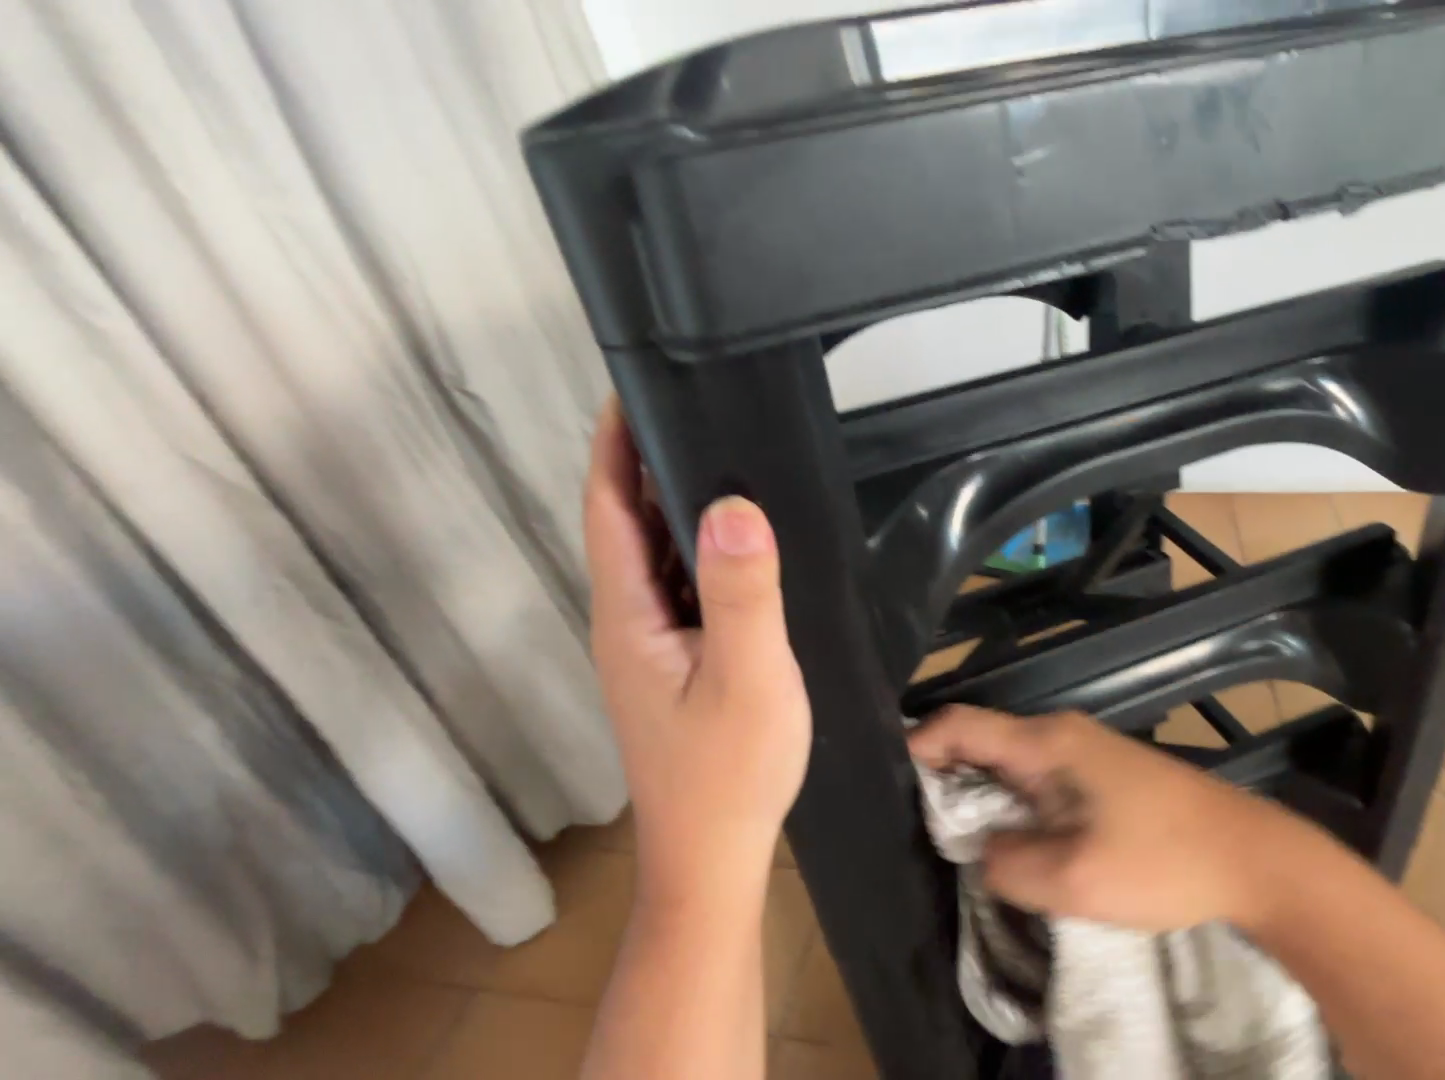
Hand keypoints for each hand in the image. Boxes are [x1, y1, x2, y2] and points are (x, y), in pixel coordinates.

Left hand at [584, 401, 811, 892]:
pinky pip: (681, 585)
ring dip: (676, 503)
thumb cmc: (728, 770)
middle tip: (700, 405)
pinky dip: (700, 548)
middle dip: (650, 462)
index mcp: (627, 614)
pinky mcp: (675, 663)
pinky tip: (741, 540)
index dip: (614, 446)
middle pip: (627, 524)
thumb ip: (742, 593)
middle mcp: (627, 621)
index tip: (635, 387)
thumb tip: (735, 504)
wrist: (713, 855)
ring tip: (725, 454)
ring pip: (655, 555)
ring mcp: (649, 645)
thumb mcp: (746, 677)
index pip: (607, 508)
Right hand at [908, 706, 1314, 930]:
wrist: (1251, 858)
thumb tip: (984, 850)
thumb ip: (1008, 864)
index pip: (960, 725)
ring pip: (1010, 764)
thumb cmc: (1162, 861)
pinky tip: (1013, 841)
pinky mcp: (1103, 775)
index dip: (918, 746)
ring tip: (957, 841)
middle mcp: (1061, 734)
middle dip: (944, 779)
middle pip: (981, 742)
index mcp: (1047, 744)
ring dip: (981, 797)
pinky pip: (1038, 780)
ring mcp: (1085, 752)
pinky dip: (1013, 804)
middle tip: (917, 827)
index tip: (889, 782)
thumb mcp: (1074, 880)